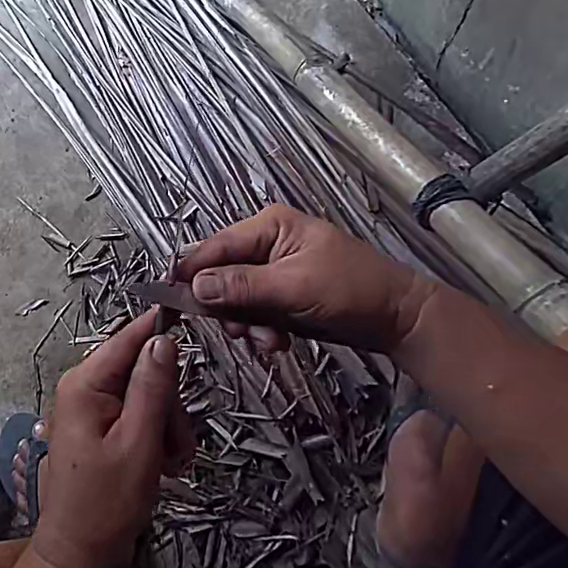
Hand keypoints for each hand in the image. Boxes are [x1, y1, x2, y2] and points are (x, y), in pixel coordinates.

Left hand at [30, 309, 186, 567]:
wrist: (79, 555)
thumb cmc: (103, 506)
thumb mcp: (138, 442)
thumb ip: (153, 387)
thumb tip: (163, 340)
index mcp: (84, 385)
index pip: (127, 338)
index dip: (159, 329)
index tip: (188, 315)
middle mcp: (84, 389)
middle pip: (142, 369)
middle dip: (168, 403)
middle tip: (177, 440)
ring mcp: (91, 408)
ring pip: (146, 393)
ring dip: (167, 424)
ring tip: (170, 460)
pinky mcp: (100, 426)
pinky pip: (138, 414)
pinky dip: (156, 435)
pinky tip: (161, 462)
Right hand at [172, 204, 437, 354]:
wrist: (398, 318)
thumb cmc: (351, 291)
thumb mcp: (294, 287)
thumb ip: (241, 286)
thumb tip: (194, 285)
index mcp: (268, 226)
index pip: (214, 247)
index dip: (190, 274)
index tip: (169, 303)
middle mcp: (265, 243)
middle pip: (220, 275)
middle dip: (229, 308)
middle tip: (242, 332)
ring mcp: (273, 270)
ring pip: (235, 298)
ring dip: (247, 323)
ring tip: (271, 339)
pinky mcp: (281, 293)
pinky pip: (254, 311)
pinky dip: (261, 328)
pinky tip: (279, 341)